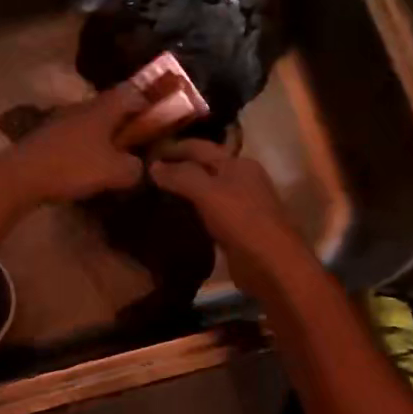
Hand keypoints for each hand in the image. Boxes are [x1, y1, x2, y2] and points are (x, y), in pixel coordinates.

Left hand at [0, 84, 151, 204]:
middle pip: (111, 107)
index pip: (132, 93)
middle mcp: (82, 107)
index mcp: (103, 108)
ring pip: (91, 122)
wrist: (19, 176)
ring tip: (114, 157)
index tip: (161, 120)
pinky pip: (74, 136)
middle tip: (139, 142)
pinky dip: (85, 146)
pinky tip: (86, 166)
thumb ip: (135, 167)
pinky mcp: (45, 136)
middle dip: (126, 122)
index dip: (149, 103)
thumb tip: (138, 165)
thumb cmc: (72, 167)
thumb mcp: (116, 172)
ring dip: (104, 135)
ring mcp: (60, 120)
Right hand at [149, 138, 300, 253]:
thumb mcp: (207, 192)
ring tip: (149, 193)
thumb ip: (179, 176)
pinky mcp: (233, 228)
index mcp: (238, 163)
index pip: (198, 147)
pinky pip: (204, 212)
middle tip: (141, 173)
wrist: (271, 266)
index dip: (171, 148)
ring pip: (202, 190)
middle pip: (201, 167)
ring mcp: (238, 204)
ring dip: (179, 190)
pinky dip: (187, 210)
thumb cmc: (241, 221)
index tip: (142, 155)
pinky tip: (168, 215)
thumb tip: (151, 166)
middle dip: (174, 168)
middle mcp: (240, 179)